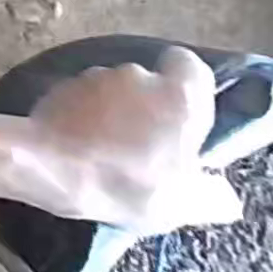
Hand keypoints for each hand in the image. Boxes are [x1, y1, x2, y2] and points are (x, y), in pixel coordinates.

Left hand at [26, 47, 242, 231]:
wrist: (50, 166)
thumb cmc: (126, 184)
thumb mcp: (181, 206)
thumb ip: (211, 195)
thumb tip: (222, 192)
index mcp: (178, 97)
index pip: (189, 65)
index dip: (187, 82)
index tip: (183, 111)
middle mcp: (136, 75)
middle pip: (149, 81)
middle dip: (147, 106)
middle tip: (144, 144)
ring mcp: (93, 75)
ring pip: (113, 88)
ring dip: (114, 109)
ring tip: (107, 146)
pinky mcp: (61, 82)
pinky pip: (83, 95)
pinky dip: (85, 111)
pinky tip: (79, 140)